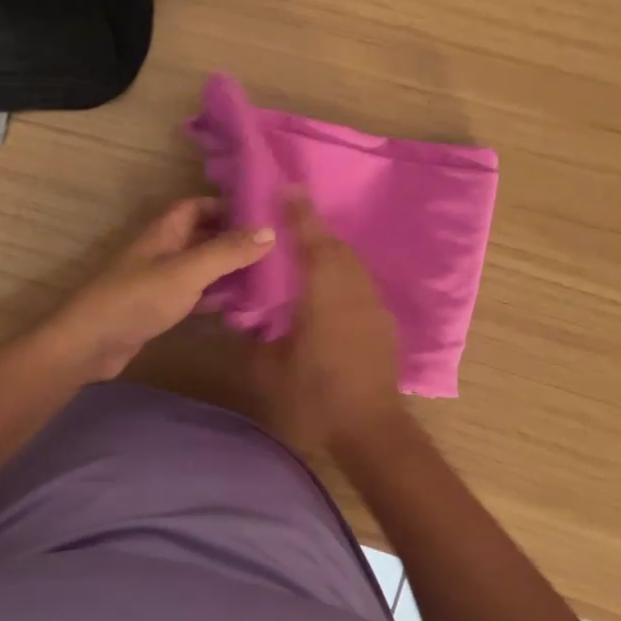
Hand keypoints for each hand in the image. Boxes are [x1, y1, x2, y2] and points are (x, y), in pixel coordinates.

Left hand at [44, 197, 275, 377]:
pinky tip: (241, 308)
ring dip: (228, 271)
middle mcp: (161, 251)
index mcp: (163, 232)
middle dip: (234, 240)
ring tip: (269, 277)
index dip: (225, 205)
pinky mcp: (157, 308)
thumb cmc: (138, 299)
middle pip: (201, 236)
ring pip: (199, 268)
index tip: (262, 214)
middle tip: (276, 249)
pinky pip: (192, 295)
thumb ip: (226, 251)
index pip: (196, 206)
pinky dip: (214, 297)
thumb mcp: (187, 271)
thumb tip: (270, 229)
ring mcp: (158, 281)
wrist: (91, 342)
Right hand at [247, 193, 406, 453]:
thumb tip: (239, 317)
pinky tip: (324, 290)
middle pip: (337, 249)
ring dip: (330, 252)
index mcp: (323, 296)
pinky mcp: (381, 327)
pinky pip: (359, 285)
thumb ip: (251, 338)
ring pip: (352, 266)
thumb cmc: (314, 398)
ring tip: (304, 251)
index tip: (289, 187)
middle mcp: (352, 293)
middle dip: (314, 230)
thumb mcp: (266, 370)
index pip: (311, 243)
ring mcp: (372, 310)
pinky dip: (340, 275)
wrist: (371, 432)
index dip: (299, 214)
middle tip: (289, 219)